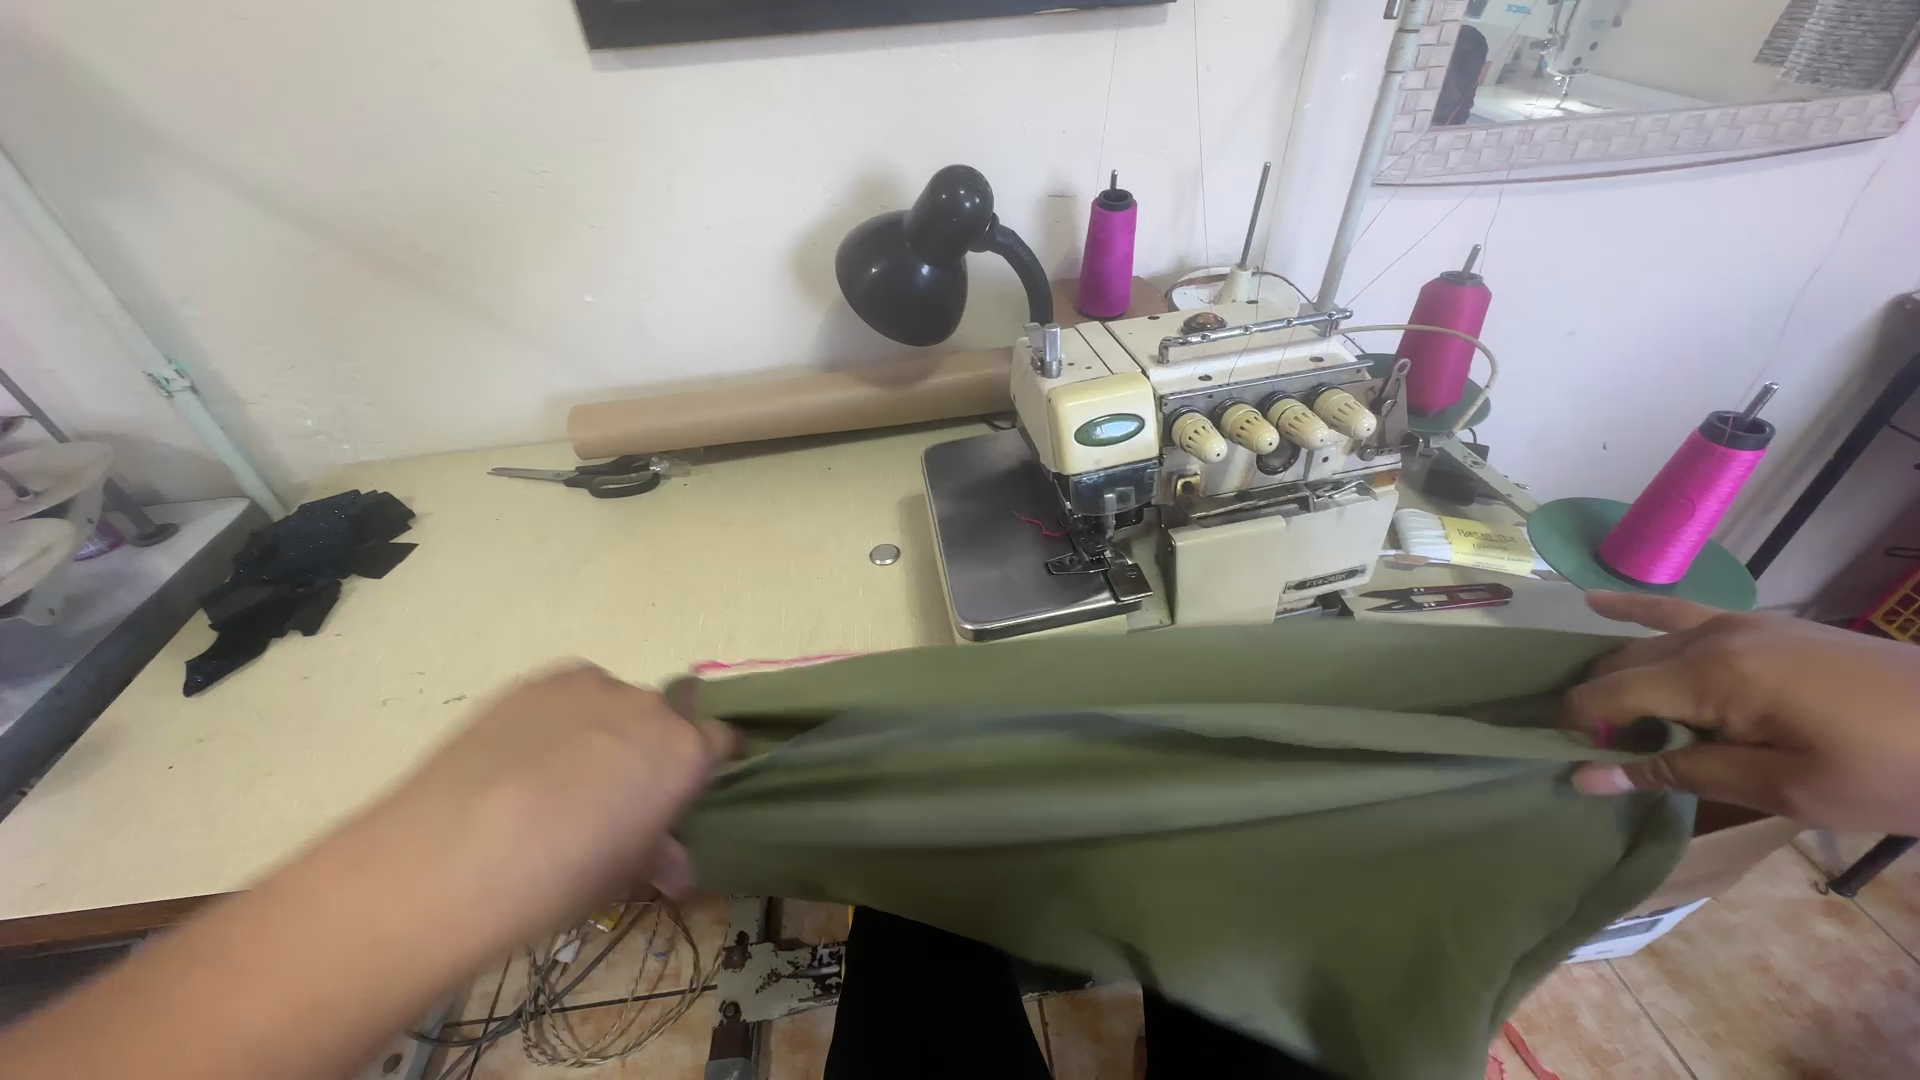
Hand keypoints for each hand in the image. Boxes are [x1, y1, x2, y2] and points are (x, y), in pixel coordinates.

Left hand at [375, 663, 735, 953]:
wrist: (454, 855)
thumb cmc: (560, 877)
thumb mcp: (622, 875)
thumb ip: (659, 856)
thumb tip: (677, 869)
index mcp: (686, 753)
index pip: (721, 740)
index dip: (706, 763)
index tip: (685, 787)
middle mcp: (651, 709)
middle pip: (667, 719)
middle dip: (650, 748)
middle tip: (614, 792)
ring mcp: (594, 688)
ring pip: (616, 703)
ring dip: (606, 729)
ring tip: (559, 774)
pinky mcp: (541, 680)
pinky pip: (571, 692)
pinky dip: (563, 716)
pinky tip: (527, 755)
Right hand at [1563, 592, 1919, 832]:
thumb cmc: (1897, 772)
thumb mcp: (1787, 789)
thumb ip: (1678, 772)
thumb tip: (1584, 777)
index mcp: (1713, 675)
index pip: (1609, 695)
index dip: (1578, 726)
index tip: (1569, 759)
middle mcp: (1710, 637)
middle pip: (1621, 668)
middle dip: (1597, 708)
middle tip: (1604, 753)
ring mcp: (1736, 623)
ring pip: (1644, 646)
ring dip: (1618, 678)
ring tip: (1614, 717)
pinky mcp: (1761, 624)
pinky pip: (1678, 609)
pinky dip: (1632, 609)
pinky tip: (1595, 602)